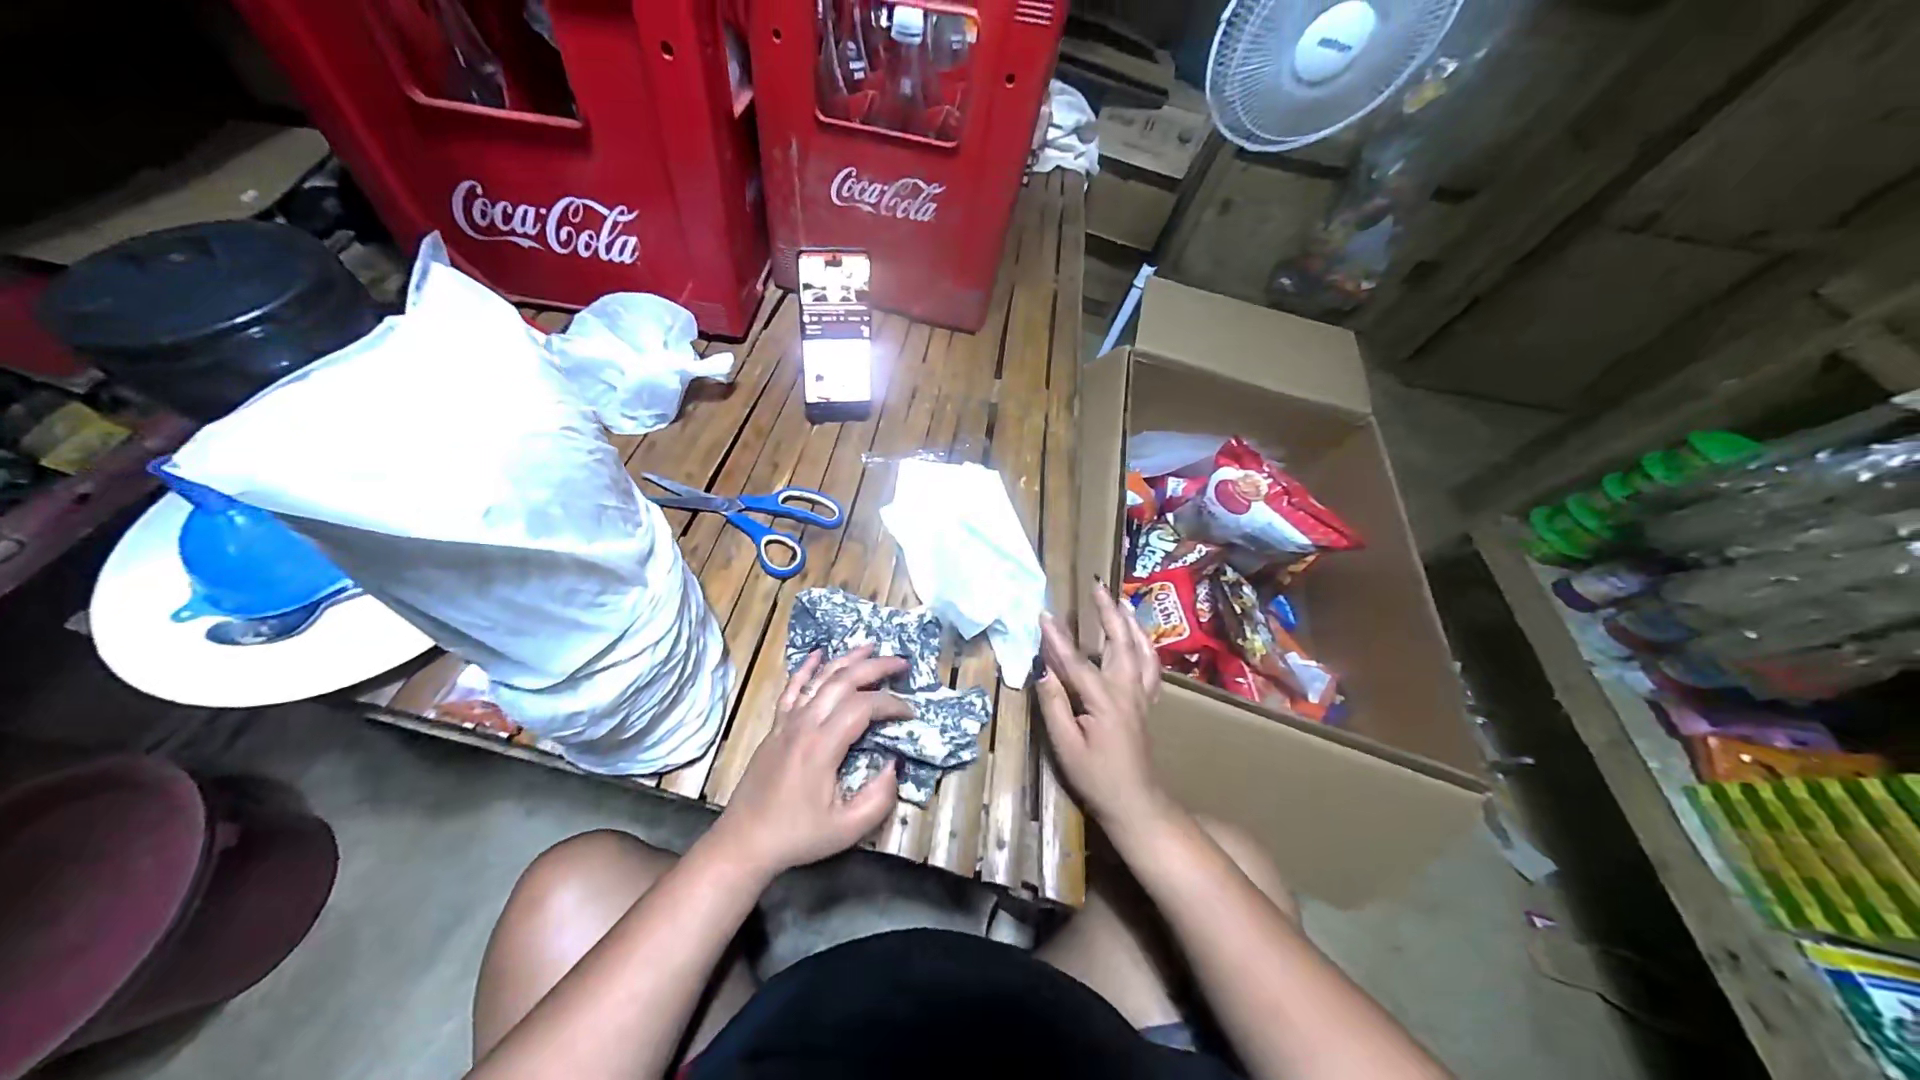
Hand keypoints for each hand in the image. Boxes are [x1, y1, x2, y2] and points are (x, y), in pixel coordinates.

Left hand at [710, 646, 909, 875]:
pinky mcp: (776, 728)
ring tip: (871, 646)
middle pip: (843, 681)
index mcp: (822, 746)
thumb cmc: (797, 836)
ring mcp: (786, 723)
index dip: (891, 704)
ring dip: (847, 659)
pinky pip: (792, 689)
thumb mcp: (847, 829)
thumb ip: (879, 797)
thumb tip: (894, 765)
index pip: (863, 707)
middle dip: (875, 667)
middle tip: (902, 663)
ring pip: (819, 679)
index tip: (911, 713)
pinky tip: (818, 654)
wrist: (744, 842)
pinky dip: (807, 668)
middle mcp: (804, 725)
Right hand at [1036, 583, 1174, 839]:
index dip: (1057, 638)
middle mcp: (1127, 691)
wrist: (1136, 804)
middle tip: (1097, 588)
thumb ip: (1055, 706)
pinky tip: (1140, 640)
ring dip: (1131, 623)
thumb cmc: (1096, 778)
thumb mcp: (1066, 747)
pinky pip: (1150, 668)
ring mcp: (1141, 697)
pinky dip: (1145, 647)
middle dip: (1107, 613)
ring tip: (1123, 602)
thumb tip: (1042, 671)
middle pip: (1118, 643)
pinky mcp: (1147, 705)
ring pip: (1140, 651)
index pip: (1076, 661)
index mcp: (1104, 700)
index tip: (1043, 613)